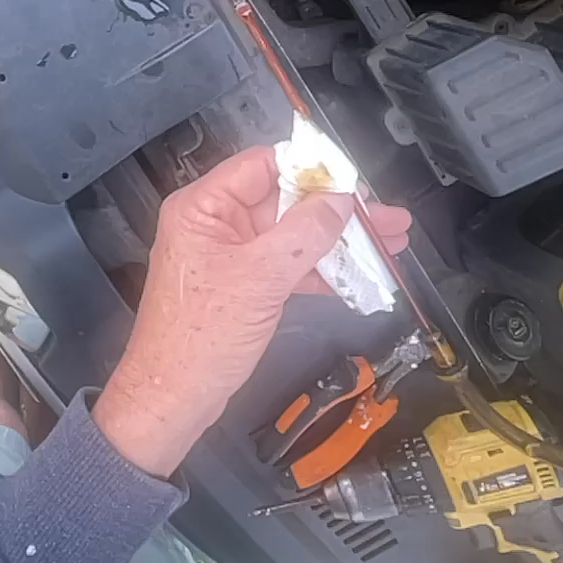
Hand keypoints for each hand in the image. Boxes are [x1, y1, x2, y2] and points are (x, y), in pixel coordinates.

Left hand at [91, 146, 413, 476]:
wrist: (173, 397)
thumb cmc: (200, 336)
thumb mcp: (260, 278)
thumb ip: (304, 234)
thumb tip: (340, 199)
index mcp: (203, 207)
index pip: (260, 166)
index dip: (308, 169)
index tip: (353, 179)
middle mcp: (214, 222)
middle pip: (282, 200)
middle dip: (336, 208)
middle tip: (385, 214)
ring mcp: (229, 254)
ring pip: (291, 234)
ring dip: (338, 239)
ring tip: (389, 241)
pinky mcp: (242, 284)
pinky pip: (287, 265)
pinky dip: (321, 269)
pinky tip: (361, 274)